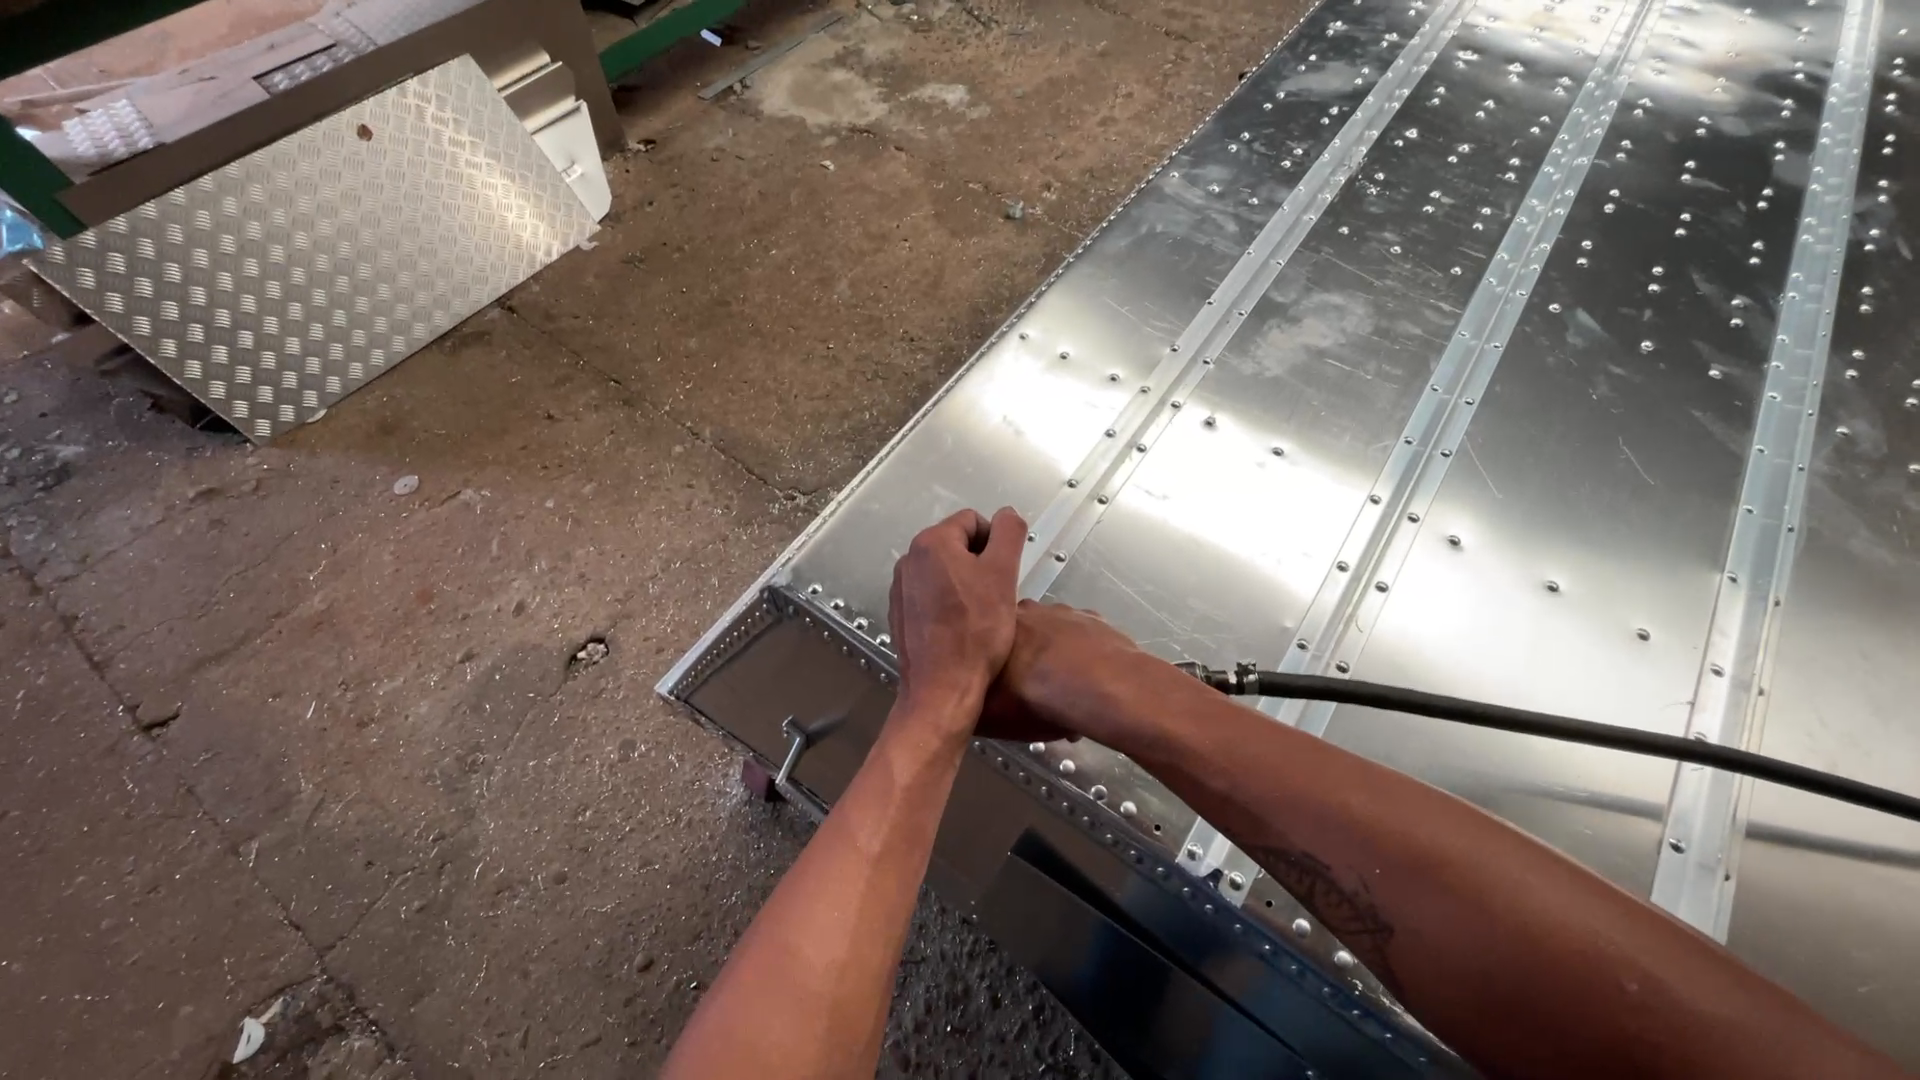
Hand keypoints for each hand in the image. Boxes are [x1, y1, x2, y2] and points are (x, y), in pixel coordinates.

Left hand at [887, 507, 1026, 721]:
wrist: (942, 686)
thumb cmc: (977, 629)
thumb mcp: (1003, 574)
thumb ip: (1009, 534)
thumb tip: (1008, 515)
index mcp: (931, 543)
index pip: (973, 521)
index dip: (996, 541)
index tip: (1006, 571)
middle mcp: (908, 560)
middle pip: (956, 544)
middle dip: (980, 562)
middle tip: (997, 593)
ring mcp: (900, 588)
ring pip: (943, 571)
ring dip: (965, 583)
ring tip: (981, 612)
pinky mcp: (899, 614)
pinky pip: (929, 595)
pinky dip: (947, 603)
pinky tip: (960, 627)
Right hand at [983, 601, 1159, 743]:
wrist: (1096, 689)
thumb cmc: (1033, 698)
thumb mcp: (986, 716)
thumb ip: (970, 705)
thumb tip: (961, 704)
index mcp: (997, 626)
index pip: (986, 636)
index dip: (991, 660)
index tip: (997, 684)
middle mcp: (1028, 609)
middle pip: (1022, 633)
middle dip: (1025, 658)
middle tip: (1030, 693)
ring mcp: (1065, 611)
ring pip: (1054, 636)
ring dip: (1056, 658)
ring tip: (1062, 694)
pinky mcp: (1096, 620)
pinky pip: (1084, 639)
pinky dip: (1084, 657)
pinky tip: (1087, 684)